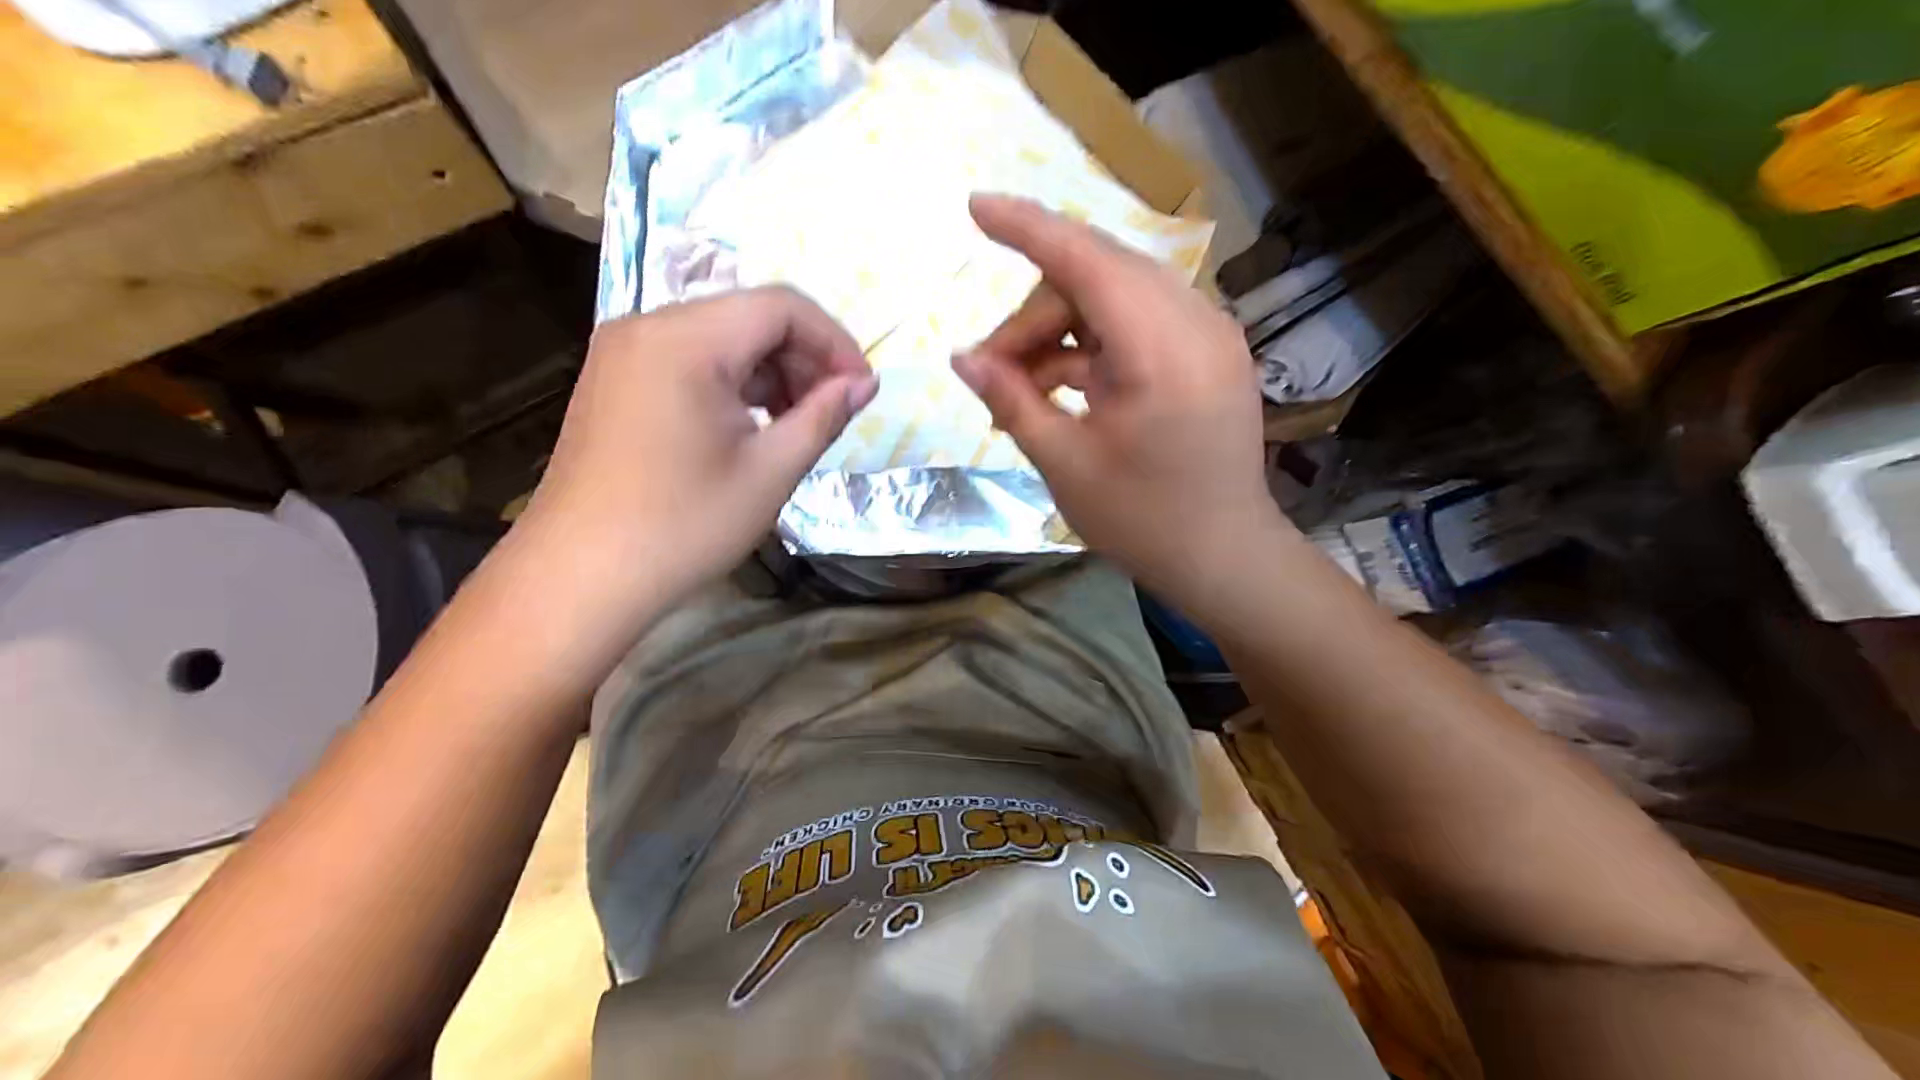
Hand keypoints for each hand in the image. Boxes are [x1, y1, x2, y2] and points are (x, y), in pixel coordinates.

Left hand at [515, 287, 875, 625]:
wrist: (580, 577)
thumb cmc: (683, 526)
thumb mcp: (771, 471)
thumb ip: (824, 416)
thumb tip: (864, 383)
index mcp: (685, 340)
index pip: (781, 307)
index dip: (834, 341)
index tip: (862, 388)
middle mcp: (647, 326)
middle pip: (748, 317)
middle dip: (802, 358)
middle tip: (833, 412)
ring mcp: (623, 352)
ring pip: (720, 338)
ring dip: (770, 373)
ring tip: (797, 425)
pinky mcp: (613, 379)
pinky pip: (688, 360)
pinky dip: (732, 384)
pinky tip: (751, 427)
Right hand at [952, 194, 1290, 600]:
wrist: (1225, 558)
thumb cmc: (1143, 520)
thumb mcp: (1064, 463)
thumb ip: (1011, 399)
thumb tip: (961, 356)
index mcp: (1162, 350)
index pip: (1085, 259)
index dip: (1026, 228)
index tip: (975, 207)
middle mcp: (1195, 323)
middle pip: (1097, 276)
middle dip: (1035, 313)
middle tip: (992, 369)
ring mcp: (1208, 335)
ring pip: (1115, 297)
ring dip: (1061, 329)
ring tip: (1021, 385)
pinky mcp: (1208, 353)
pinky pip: (1138, 323)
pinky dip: (1092, 345)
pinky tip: (1059, 385)